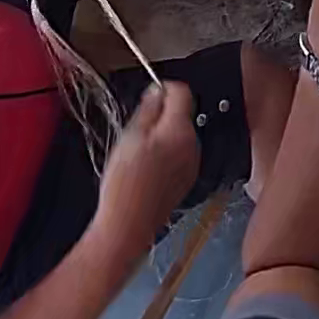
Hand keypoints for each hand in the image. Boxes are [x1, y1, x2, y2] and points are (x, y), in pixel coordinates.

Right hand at [94, 82, 200, 248]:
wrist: (127, 229)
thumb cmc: (124, 183)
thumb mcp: (130, 138)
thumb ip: (148, 109)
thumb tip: (158, 89)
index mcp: (180, 129)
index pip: (183, 92)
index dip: (165, 89)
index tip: (149, 96)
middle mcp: (193, 143)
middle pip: (182, 113)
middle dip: (163, 115)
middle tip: (137, 130)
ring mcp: (193, 162)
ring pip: (181, 134)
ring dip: (165, 134)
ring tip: (139, 153)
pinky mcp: (188, 178)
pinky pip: (181, 153)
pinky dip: (168, 152)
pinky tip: (149, 168)